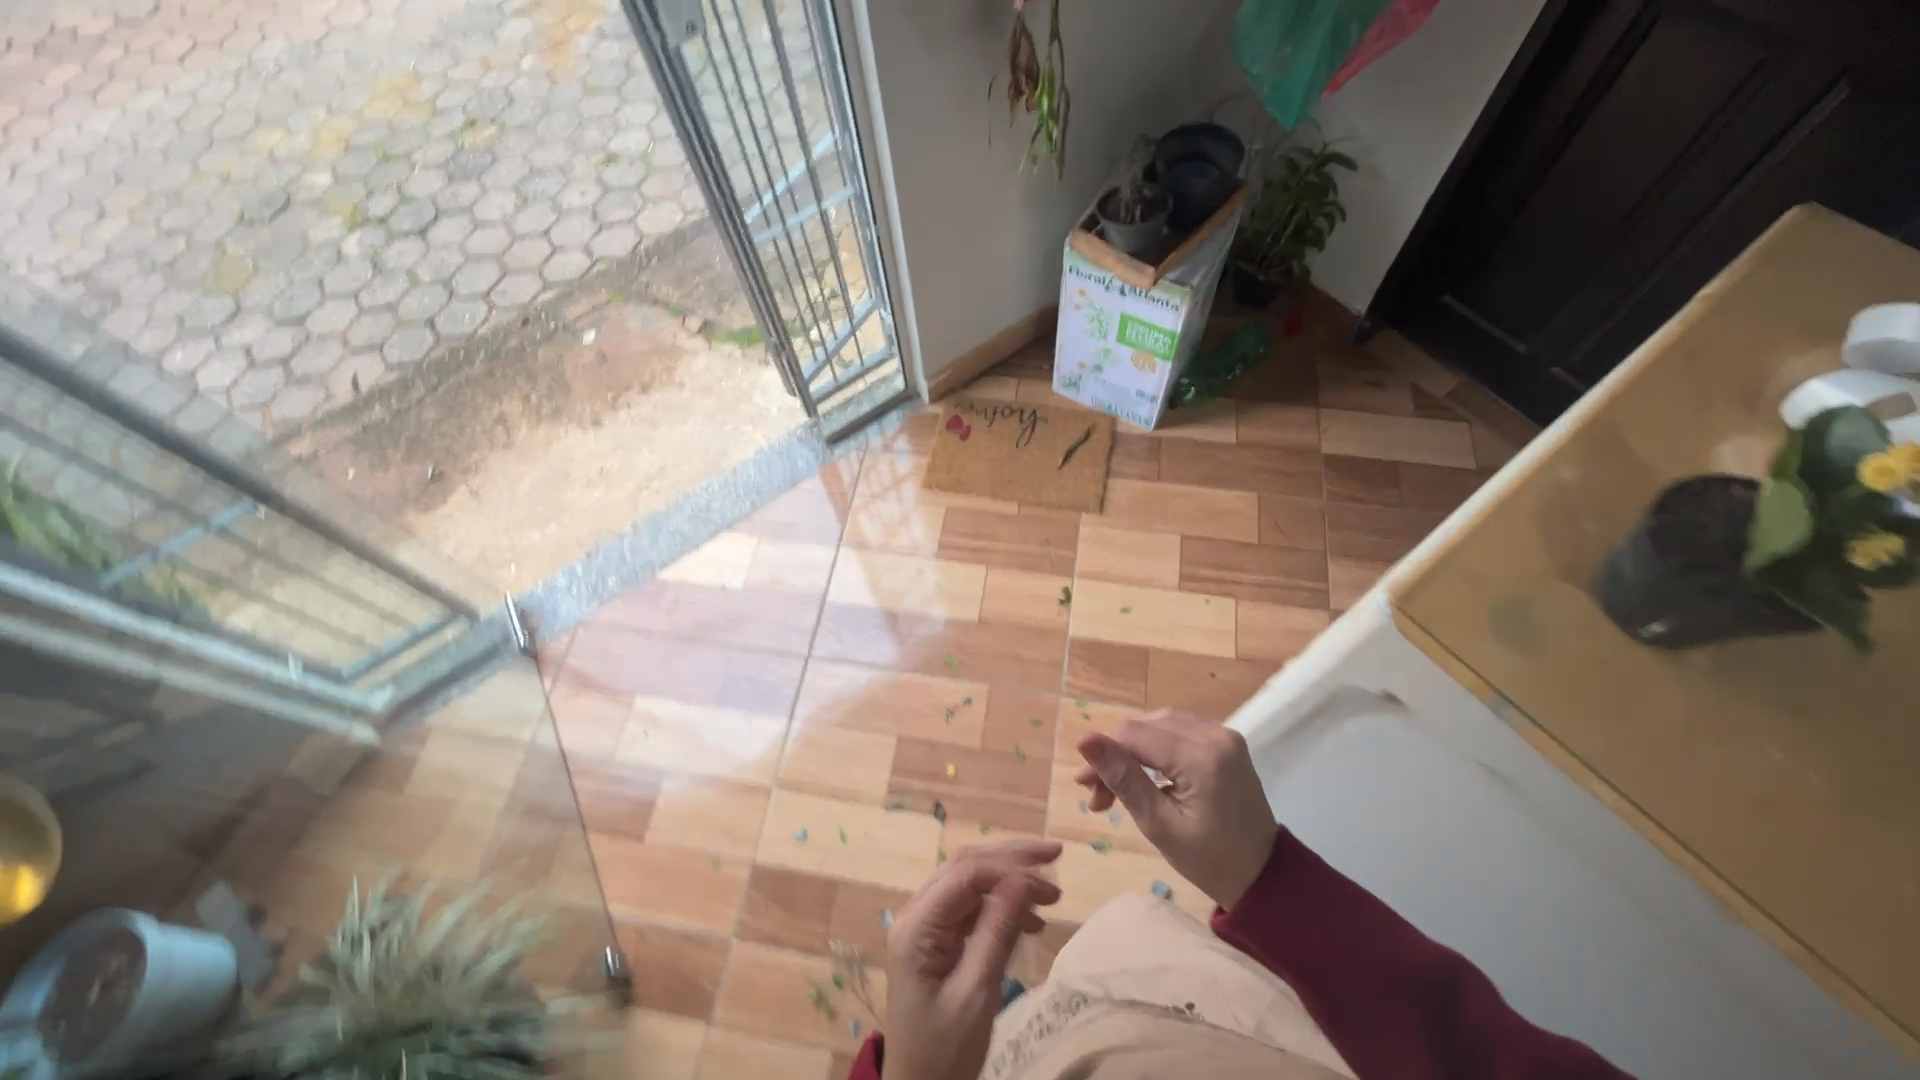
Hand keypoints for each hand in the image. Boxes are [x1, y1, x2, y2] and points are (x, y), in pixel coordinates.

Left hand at [883, 839, 1061, 1079]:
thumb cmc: (944, 1050)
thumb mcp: (976, 992)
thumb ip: (998, 931)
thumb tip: (1025, 880)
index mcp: (917, 925)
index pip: (966, 874)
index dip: (1010, 869)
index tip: (1052, 883)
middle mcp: (916, 915)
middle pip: (966, 866)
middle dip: (1012, 858)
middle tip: (1056, 854)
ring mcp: (926, 926)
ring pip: (970, 881)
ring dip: (1010, 878)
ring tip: (1052, 891)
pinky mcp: (938, 940)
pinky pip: (971, 907)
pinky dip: (1003, 905)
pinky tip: (1032, 919)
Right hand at [1075, 709, 1277, 908]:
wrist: (1263, 875)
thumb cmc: (1209, 860)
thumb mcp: (1158, 824)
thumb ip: (1122, 778)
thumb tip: (1084, 741)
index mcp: (1201, 757)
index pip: (1134, 734)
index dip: (1102, 754)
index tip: (1084, 787)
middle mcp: (1215, 734)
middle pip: (1146, 726)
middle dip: (1117, 755)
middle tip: (1098, 795)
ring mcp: (1224, 735)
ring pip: (1160, 725)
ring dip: (1133, 751)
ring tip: (1117, 787)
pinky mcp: (1226, 742)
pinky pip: (1179, 731)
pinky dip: (1155, 749)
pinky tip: (1145, 774)